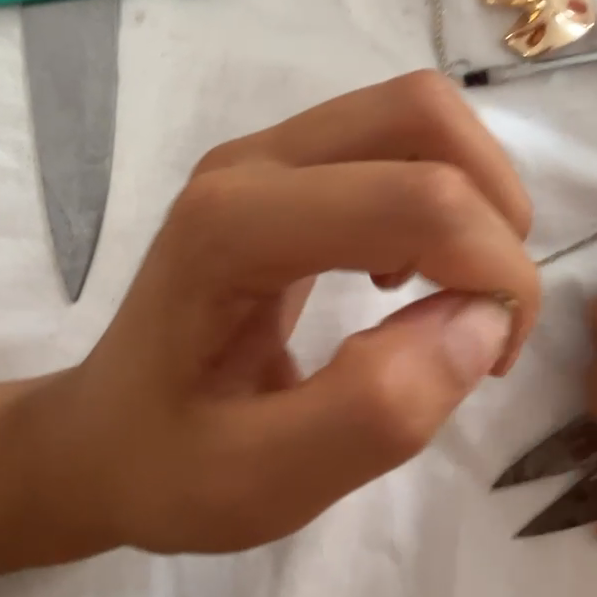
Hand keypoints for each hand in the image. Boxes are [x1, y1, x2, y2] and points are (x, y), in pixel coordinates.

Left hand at [57, 71, 540, 553]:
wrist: (100, 429)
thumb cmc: (168, 461)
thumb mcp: (261, 484)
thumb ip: (375, 412)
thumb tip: (482, 321)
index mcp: (234, 226)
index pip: (412, 197)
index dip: (492, 268)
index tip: (495, 354)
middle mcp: (251, 159)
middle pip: (421, 113)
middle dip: (494, 206)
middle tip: (486, 309)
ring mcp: (265, 148)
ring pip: (415, 112)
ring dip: (472, 192)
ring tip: (448, 288)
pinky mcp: (282, 160)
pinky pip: (393, 136)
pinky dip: (440, 187)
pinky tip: (405, 270)